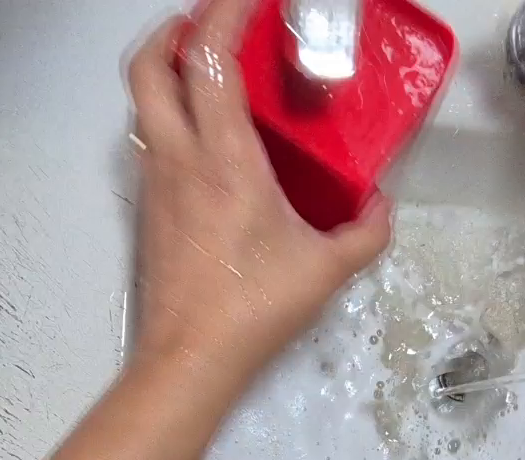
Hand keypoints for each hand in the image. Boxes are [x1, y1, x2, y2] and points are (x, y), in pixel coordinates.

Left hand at [125, 0, 392, 392]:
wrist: (192, 359)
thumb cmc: (252, 311)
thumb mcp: (325, 271)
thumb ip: (365, 233)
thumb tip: (381, 209)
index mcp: (224, 159)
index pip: (210, 54)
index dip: (227, 8)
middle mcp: (179, 160)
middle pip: (149, 63)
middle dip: (176, 27)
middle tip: (213, 29)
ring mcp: (156, 186)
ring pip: (142, 104)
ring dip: (167, 74)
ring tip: (209, 79)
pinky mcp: (149, 214)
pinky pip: (149, 144)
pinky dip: (169, 121)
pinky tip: (204, 148)